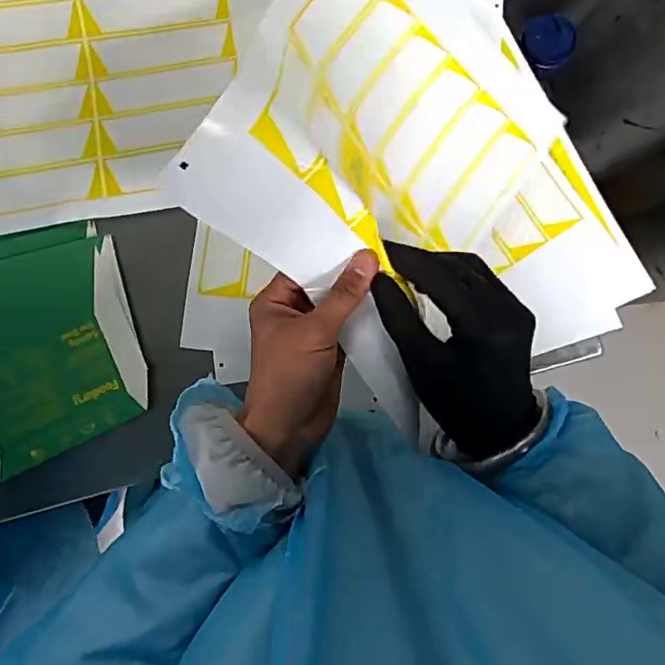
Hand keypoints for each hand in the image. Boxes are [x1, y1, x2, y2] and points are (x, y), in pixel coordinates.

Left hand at [237, 249, 378, 476]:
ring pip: (338, 304)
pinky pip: (348, 323)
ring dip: (360, 294)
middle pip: (323, 284)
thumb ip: (343, 295)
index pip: (303, 267)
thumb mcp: (315, 330)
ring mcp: (311, 329)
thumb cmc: (288, 376)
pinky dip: (365, 315)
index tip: (361, 237)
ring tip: (391, 271)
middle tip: (383, 252)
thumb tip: (366, 258)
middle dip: (349, 273)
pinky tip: (388, 300)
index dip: (329, 254)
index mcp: (273, 301)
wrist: (290, 427)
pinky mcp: (330, 346)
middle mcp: (291, 311)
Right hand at [370, 241, 538, 459]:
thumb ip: (398, 316)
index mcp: (484, 324)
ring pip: (472, 269)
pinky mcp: (516, 311)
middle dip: (420, 258)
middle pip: (458, 267)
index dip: (406, 259)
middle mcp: (507, 308)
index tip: (377, 247)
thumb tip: (378, 278)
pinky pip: (482, 280)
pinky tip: (432, 279)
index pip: (440, 277)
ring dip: (437, 263)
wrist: (500, 429)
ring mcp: (516, 308)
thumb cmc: (454, 402)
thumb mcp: (419, 361)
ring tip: (405, 265)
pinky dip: (453, 273)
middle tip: (387, 255)